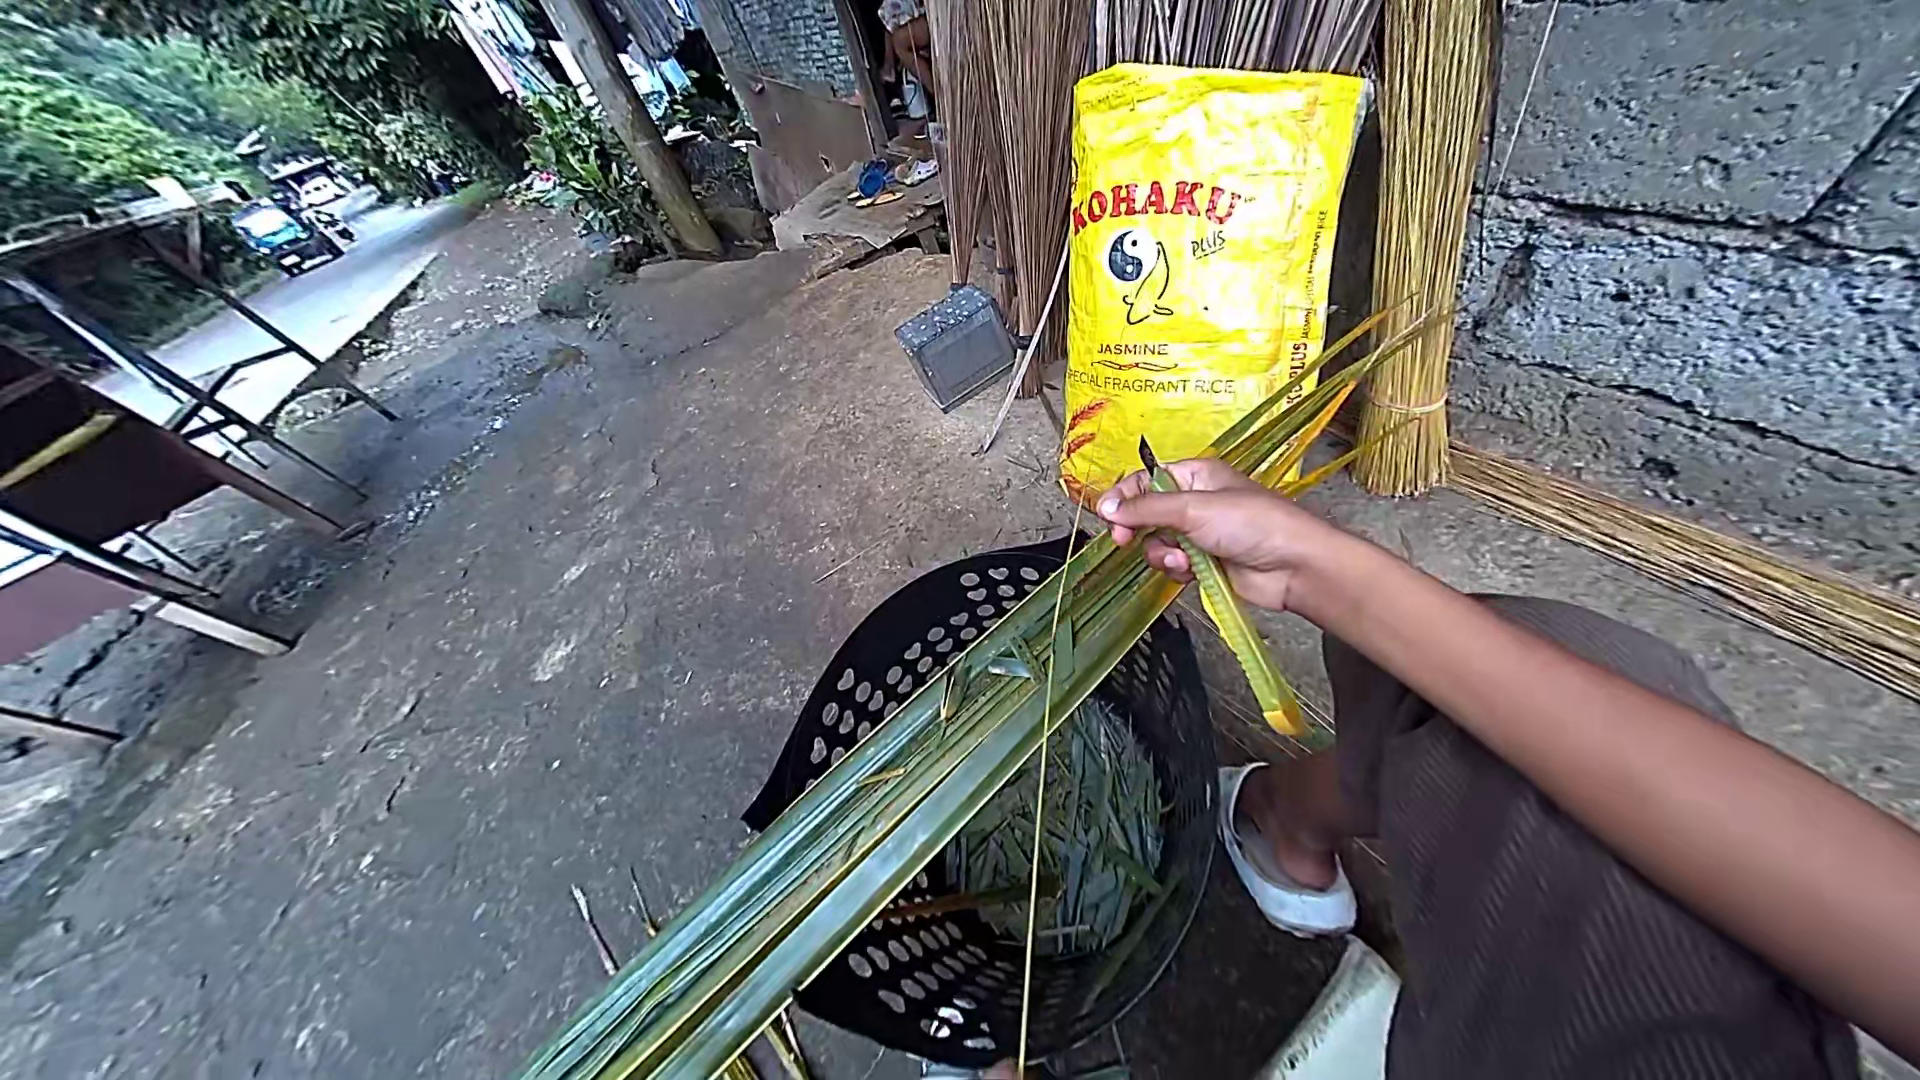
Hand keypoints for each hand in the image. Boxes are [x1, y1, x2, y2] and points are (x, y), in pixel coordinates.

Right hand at [1094, 457, 1348, 614]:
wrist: (1294, 567)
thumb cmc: (1252, 524)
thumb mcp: (1193, 508)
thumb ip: (1146, 508)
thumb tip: (1106, 508)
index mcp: (1194, 476)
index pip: (1145, 480)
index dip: (1123, 497)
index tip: (1106, 515)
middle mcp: (1194, 501)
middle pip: (1145, 513)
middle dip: (1138, 529)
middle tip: (1125, 540)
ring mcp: (1199, 532)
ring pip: (1156, 542)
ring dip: (1162, 553)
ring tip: (1181, 559)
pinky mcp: (1203, 560)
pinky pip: (1172, 564)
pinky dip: (1176, 569)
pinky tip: (1191, 571)